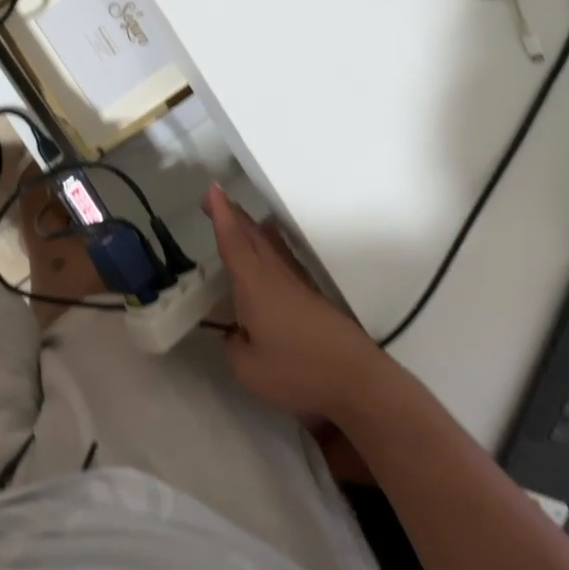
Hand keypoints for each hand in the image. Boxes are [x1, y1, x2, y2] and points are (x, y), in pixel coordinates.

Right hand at [207, 184, 387, 420]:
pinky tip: (273, 252)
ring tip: (240, 218)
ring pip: (271, 246)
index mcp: (256, 287)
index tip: (211, 189)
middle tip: (215, 199)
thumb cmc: (299, 371)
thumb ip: (234, 347)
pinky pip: (284, 260)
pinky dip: (271, 246)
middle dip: (233, 215)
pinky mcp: (312, 298)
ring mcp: (298, 286)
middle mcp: (276, 277)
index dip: (221, 216)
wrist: (356, 379)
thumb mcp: (249, 369)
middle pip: (252, 237)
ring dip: (252, 228)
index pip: (234, 243)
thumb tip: (235, 334)